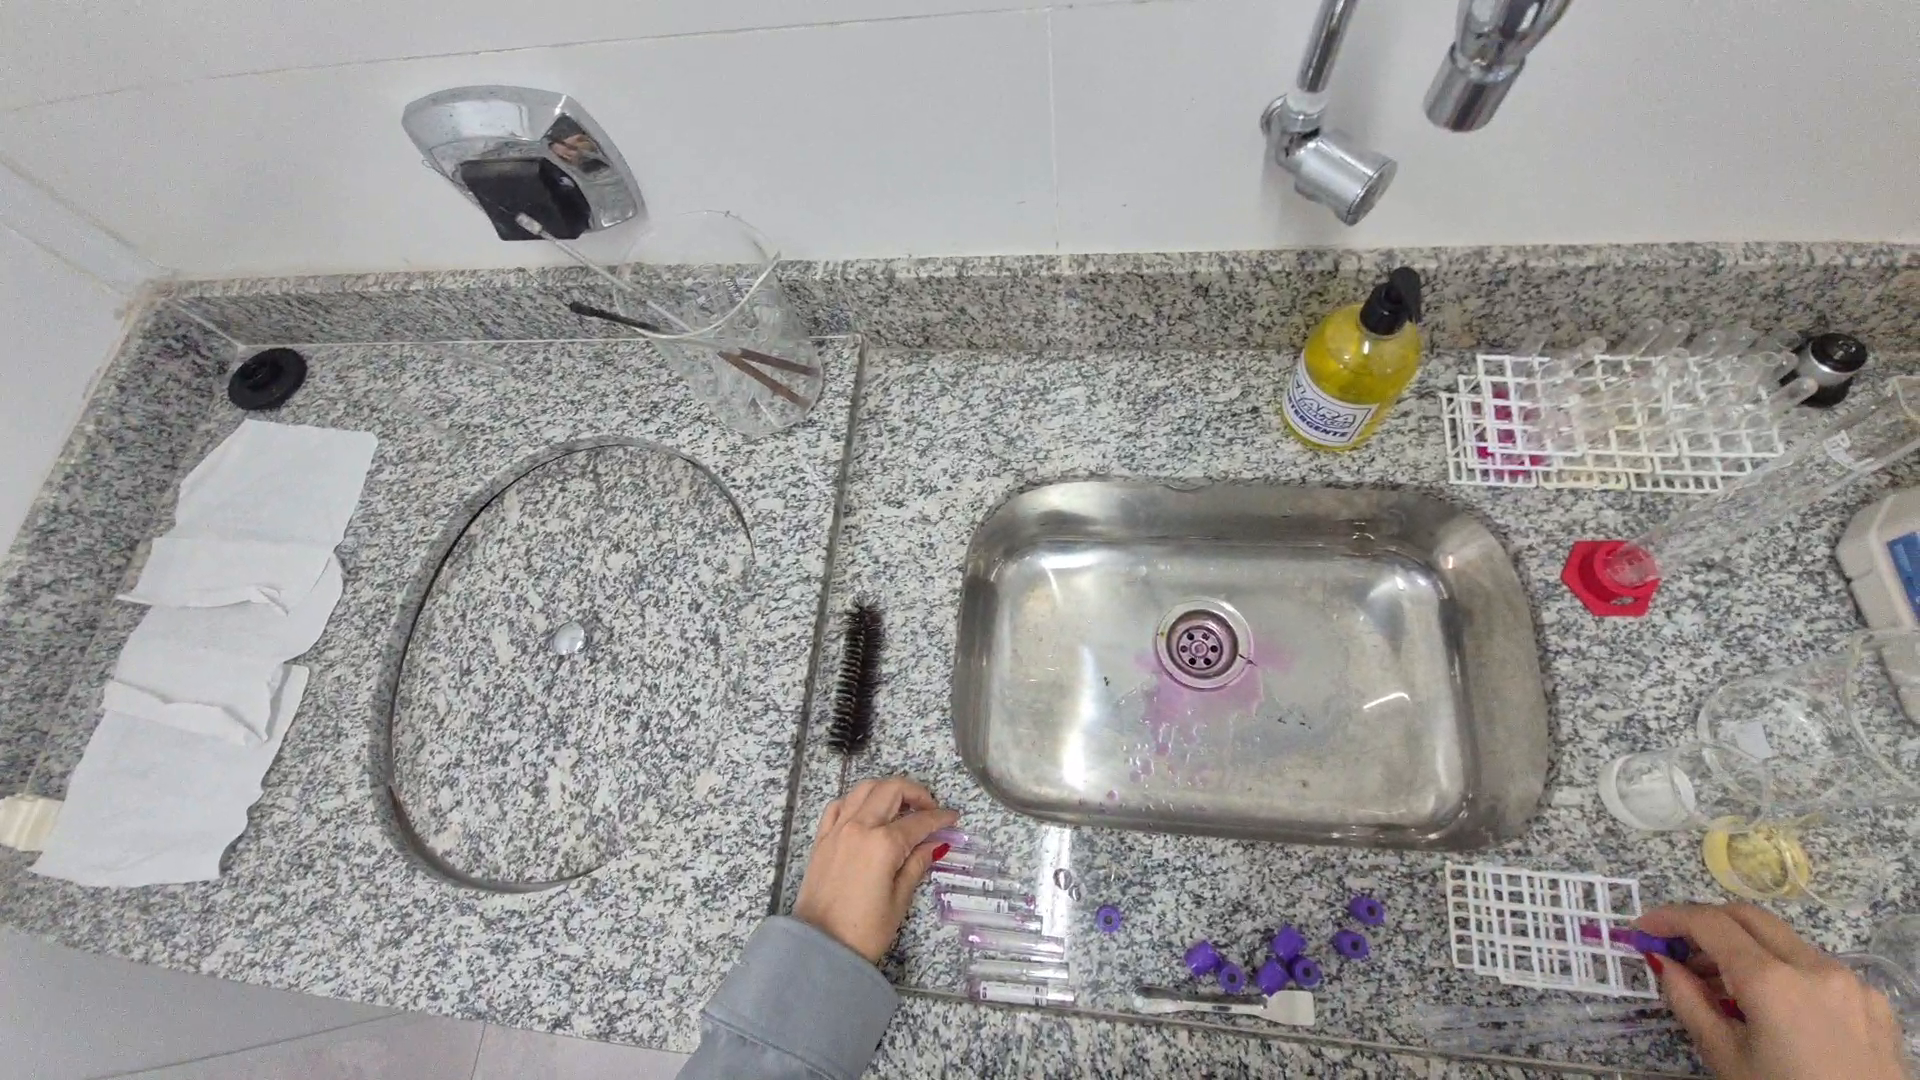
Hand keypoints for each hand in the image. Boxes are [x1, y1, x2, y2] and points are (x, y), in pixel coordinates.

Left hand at [793, 777, 959, 963]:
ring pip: (865, 788)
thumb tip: (935, 844)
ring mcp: (838, 829)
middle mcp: (860, 827)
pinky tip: (866, 812)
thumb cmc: (864, 931)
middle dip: (916, 793)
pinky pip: (839, 804)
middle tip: (929, 808)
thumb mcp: (899, 900)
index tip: (953, 818)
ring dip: (887, 790)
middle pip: (892, 789)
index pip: (919, 821)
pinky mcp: (822, 838)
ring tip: (901, 805)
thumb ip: (917, 864)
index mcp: (884, 844)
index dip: (940, 818)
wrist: (819, 948)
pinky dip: (856, 800)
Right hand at [1638, 902, 1907, 1079]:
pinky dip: (1777, 966)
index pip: (1707, 922)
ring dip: (1739, 945)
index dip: (1666, 918)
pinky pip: (1813, 965)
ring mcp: (1853, 984)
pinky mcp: (1874, 1003)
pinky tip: (1766, 1001)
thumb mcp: (1723, 1053)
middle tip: (1675, 946)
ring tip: (1717, 981)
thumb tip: (1663, 959)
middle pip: (1746, 916)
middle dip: (1702, 922)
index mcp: (1773, 980)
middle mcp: (1816, 969)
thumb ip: (1686, 997)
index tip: (1642, 931)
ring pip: (1780, 938)